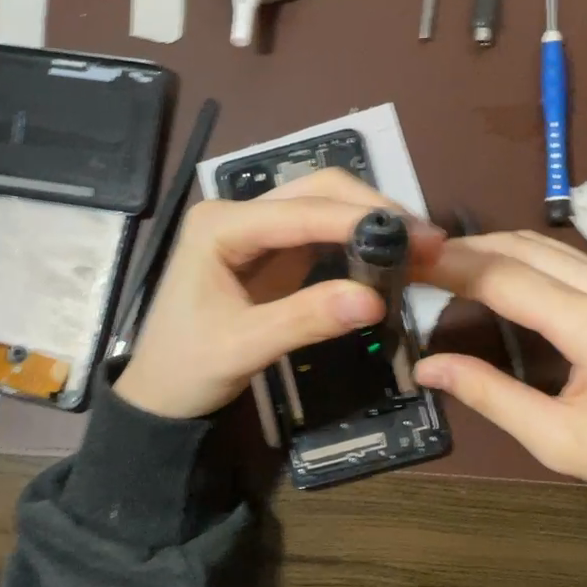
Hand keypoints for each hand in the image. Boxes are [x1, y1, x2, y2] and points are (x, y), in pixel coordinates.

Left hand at [115, 170, 443, 419]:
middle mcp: (237, 215)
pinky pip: (320, 233)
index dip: (361, 220)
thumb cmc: (187, 368)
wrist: (159, 395)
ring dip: (371, 220)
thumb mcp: (242, 347)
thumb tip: (375, 299)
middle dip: (373, 211)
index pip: (301, 210)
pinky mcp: (270, 252)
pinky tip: (389, 256)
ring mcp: (254, 230)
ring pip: (322, 206)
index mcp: (219, 225)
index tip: (418, 237)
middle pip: (316, 192)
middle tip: (427, 241)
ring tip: (420, 247)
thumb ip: (304, 319)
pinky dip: (357, 241)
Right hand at [414, 231, 586, 507]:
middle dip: (466, 249)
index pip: (505, 279)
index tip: (405, 262)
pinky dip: (525, 259)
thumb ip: (490, 394)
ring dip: (495, 248)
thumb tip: (427, 366)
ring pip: (549, 246)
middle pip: (525, 248)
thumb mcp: (560, 440)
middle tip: (417, 261)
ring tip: (446, 264)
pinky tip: (498, 274)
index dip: (449, 267)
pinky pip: (571, 260)